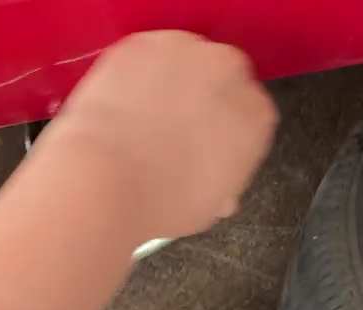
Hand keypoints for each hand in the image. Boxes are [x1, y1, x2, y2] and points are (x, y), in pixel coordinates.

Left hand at [41, 31, 277, 241]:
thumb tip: (218, 190)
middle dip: (193, 107)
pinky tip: (118, 113)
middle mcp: (231, 74)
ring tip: (136, 129)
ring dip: (162, 90)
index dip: (218, 135)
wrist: (107, 185)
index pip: (246, 117)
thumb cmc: (156, 205)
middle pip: (217, 82)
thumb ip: (220, 188)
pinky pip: (139, 59)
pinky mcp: (143, 46)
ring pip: (179, 65)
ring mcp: (187, 52)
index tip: (200, 149)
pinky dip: (129, 81)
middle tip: (164, 138)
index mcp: (255, 119)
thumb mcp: (204, 210)